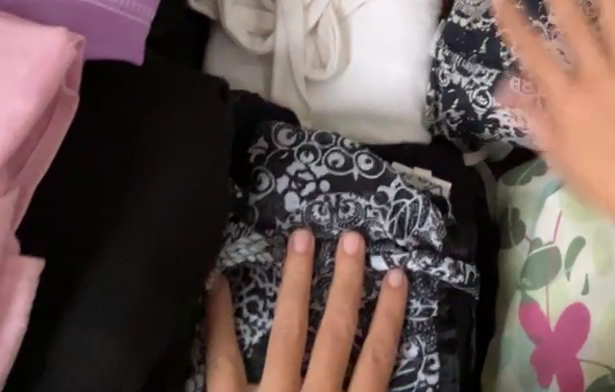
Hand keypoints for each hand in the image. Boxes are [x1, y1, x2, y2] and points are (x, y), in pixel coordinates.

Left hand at [203, 228, 409, 391]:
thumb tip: (378, 382)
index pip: (374, 365)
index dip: (388, 319)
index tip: (398, 275)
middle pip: (334, 336)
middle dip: (345, 285)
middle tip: (351, 237)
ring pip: (288, 333)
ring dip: (298, 283)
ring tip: (304, 238)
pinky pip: (222, 358)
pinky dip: (218, 319)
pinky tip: (216, 280)